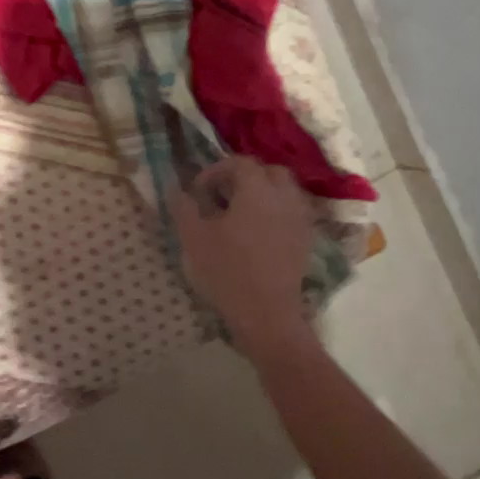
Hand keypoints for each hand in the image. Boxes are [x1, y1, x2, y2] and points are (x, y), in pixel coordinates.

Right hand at [168, 155, 317, 356]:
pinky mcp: (305, 242)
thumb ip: (183, 206)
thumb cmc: (226, 271)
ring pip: (284, 191)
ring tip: (238, 215)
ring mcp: (299, 220)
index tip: (198, 191)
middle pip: (269, 172)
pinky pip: (291, 213)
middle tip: (221, 197)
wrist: (266, 315)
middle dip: (245, 177)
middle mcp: (284, 198)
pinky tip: (255, 234)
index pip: (239, 163)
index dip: (215, 171)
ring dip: (262, 194)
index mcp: (256, 190)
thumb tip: (175, 186)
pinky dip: (275, 213)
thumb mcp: (193, 237)